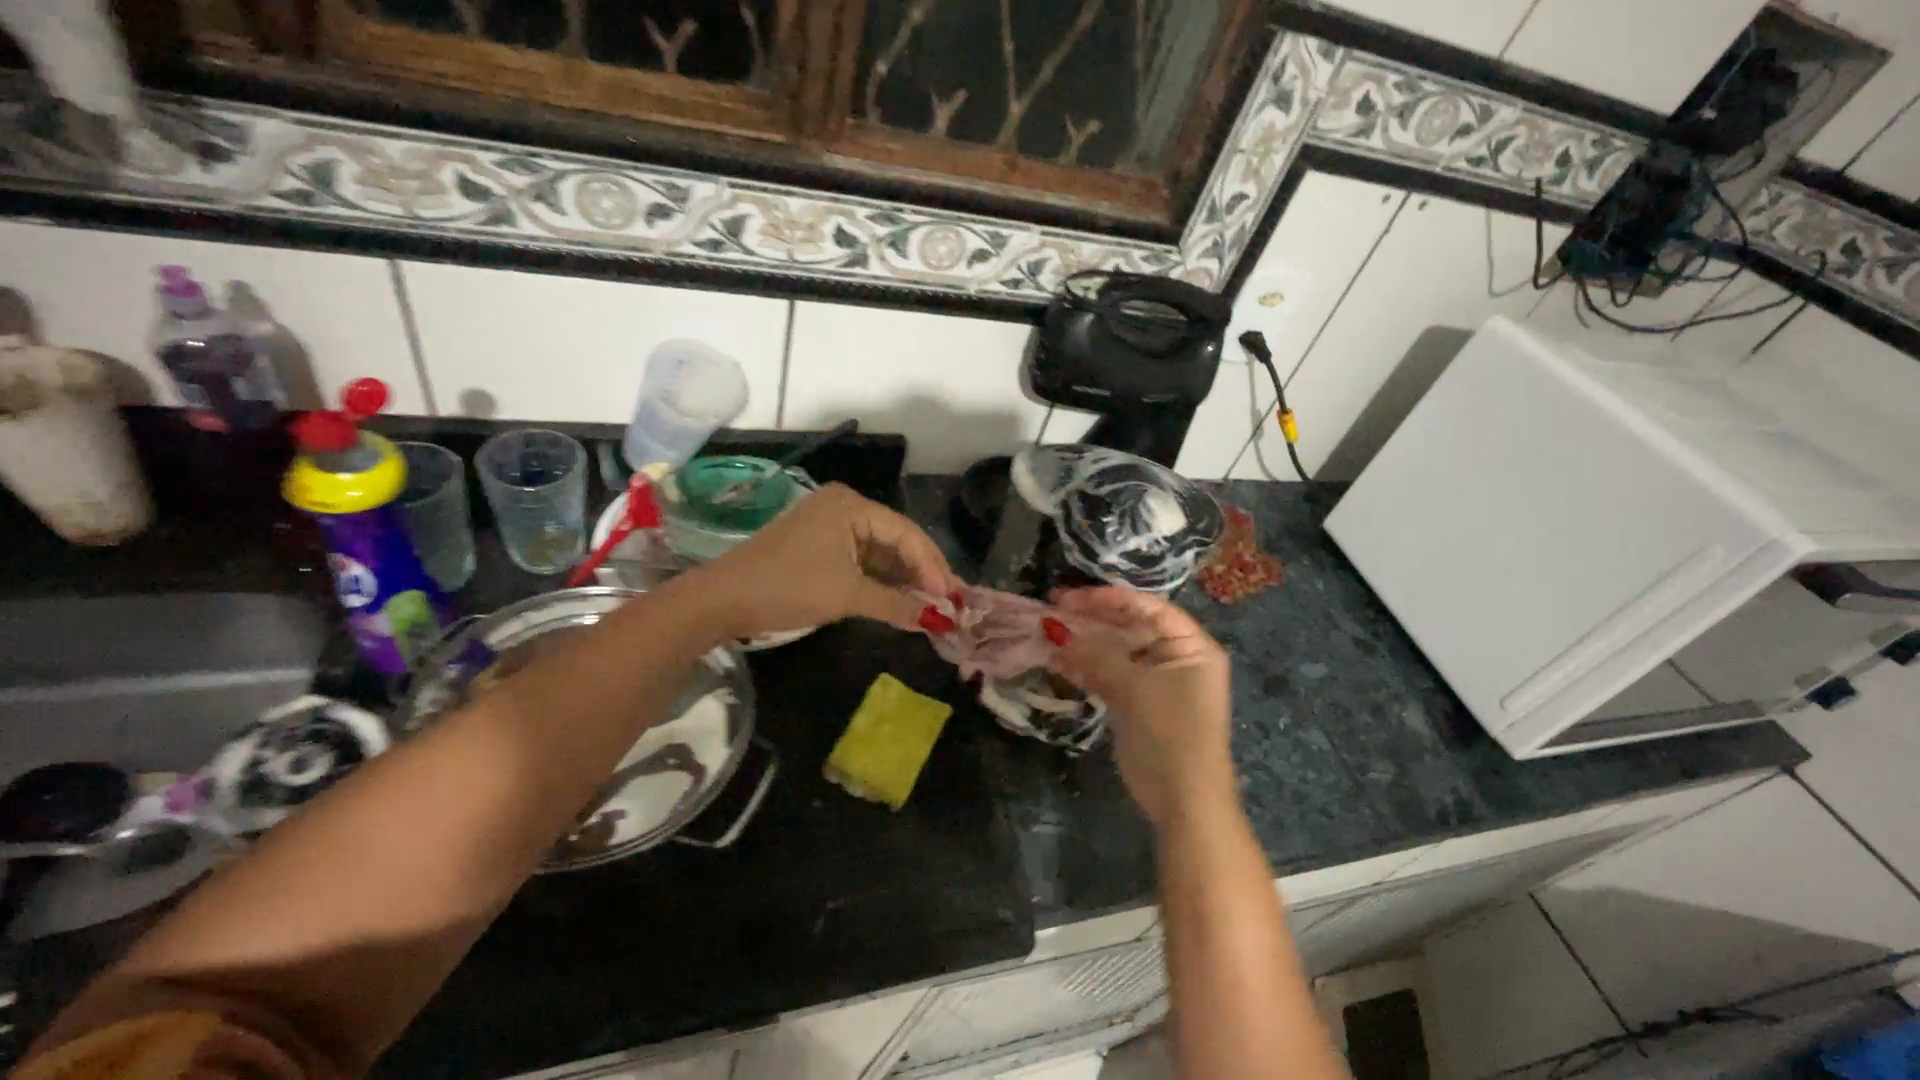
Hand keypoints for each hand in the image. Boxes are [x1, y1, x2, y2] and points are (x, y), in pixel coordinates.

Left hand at [689, 483, 959, 640]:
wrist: (723, 599)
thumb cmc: (788, 587)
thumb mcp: (847, 595)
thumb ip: (896, 604)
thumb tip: (937, 620)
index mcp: (851, 505)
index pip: (906, 533)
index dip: (932, 567)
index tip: (952, 599)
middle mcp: (843, 507)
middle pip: (895, 539)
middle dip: (921, 572)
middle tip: (949, 602)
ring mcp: (829, 525)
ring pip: (879, 551)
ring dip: (903, 578)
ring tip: (931, 605)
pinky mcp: (818, 546)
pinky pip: (861, 559)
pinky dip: (880, 580)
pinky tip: (900, 599)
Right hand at [1048, 588, 1234, 827]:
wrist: (1183, 799)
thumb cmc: (1171, 733)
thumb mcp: (1135, 688)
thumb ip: (1097, 656)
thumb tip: (1057, 631)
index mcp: (1192, 647)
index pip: (1150, 608)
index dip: (1111, 598)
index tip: (1073, 597)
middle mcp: (1176, 658)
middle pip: (1130, 627)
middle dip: (1092, 619)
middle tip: (1053, 609)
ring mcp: (1155, 683)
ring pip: (1115, 652)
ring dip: (1083, 644)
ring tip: (1047, 633)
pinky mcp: (1136, 704)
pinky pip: (1109, 676)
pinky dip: (1085, 669)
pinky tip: (1056, 660)